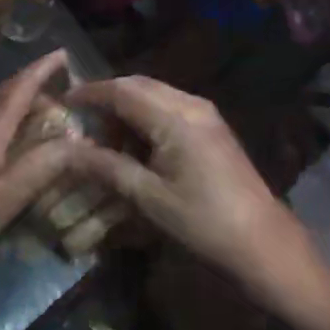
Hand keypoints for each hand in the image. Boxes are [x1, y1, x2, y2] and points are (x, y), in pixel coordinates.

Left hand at [0, 50, 79, 288]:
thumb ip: (37, 171)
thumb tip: (78, 142)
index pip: (20, 88)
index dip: (42, 68)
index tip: (64, 53)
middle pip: (7, 91)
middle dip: (36, 80)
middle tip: (66, 82)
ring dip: (23, 97)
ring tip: (51, 106)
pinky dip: (10, 114)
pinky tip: (18, 134)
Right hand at [69, 76, 315, 298]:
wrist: (265, 244)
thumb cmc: (204, 223)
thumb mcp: (150, 198)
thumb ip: (108, 168)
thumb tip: (69, 151)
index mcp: (174, 117)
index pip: (122, 90)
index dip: (91, 93)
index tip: (65, 100)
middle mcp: (191, 104)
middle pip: (139, 85)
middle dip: (108, 98)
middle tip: (83, 122)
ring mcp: (205, 113)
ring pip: (155, 94)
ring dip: (128, 109)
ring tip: (106, 140)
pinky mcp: (212, 127)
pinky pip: (170, 107)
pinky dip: (147, 117)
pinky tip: (136, 146)